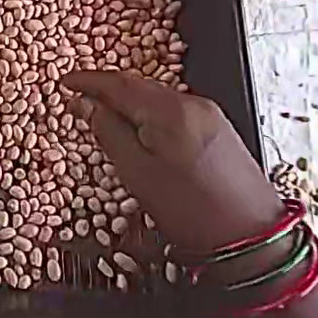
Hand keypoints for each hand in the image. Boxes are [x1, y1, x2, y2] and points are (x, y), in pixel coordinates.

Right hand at [61, 70, 281, 256]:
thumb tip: (84, 104)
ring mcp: (209, 115)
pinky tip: (136, 127)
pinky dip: (147, 112)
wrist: (253, 237)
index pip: (119, 83)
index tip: (64, 81)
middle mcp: (192, 104)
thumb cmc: (188, 209)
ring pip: (156, 97)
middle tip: (77, 99)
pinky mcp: (217, 128)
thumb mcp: (135, 171)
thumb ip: (108, 131)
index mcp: (169, 111)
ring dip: (127, 102)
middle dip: (106, 89)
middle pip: (139, 86)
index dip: (87, 80)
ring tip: (101, 114)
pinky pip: (172, 110)